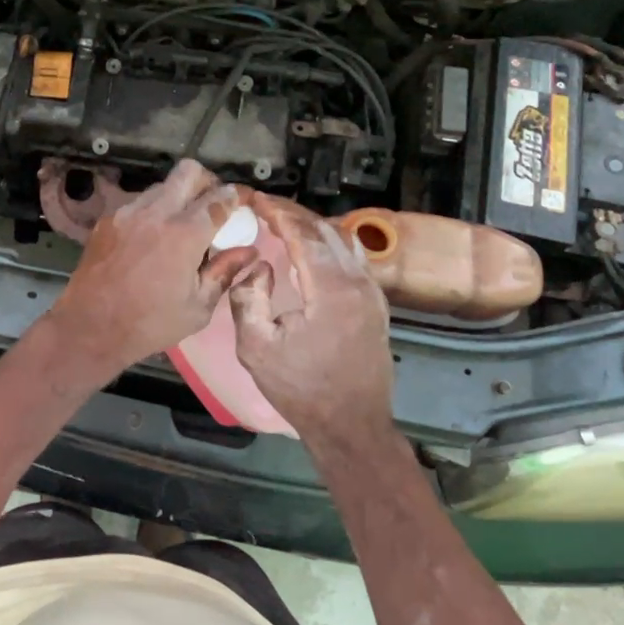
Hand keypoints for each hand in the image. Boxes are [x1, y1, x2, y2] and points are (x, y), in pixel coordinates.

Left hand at [39, 160, 259, 379]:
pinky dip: (152, 211)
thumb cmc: (150, 323)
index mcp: (184, 234)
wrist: (90, 325)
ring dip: (178, 197)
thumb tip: (249, 251)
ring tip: (180, 227)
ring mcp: (127, 212)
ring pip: (161, 185)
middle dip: (207, 182)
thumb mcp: (198, 307)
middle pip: (188, 172)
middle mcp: (155, 213)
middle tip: (212, 206)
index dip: (236, 197)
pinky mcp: (108, 219)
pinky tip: (152, 238)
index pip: (218, 198)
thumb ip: (224, 272)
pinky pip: (138, 202)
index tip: (243, 202)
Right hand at [228, 193, 394, 445]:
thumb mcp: (255, 346)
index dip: (276, 212)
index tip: (252, 199)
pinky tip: (308, 248)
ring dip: (311, 225)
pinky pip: (351, 257)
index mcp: (330, 289)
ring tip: (281, 221)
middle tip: (262, 205)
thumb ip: (248, 297)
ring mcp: (372, 293)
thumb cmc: (299, 389)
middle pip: (325, 229)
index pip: (303, 233)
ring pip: (342, 240)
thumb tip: (259, 266)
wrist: (351, 426)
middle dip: (292, 212)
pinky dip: (326, 242)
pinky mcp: (375, 304)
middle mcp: (358, 282)